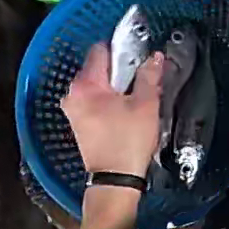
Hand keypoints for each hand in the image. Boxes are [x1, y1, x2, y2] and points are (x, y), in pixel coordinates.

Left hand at [61, 44, 163, 175]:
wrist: (116, 179)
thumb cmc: (128, 141)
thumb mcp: (146, 103)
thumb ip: (149, 75)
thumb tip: (155, 58)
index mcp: (85, 85)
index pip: (100, 51)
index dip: (121, 50)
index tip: (138, 56)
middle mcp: (73, 95)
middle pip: (98, 69)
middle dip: (120, 70)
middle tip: (142, 79)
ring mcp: (74, 111)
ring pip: (98, 86)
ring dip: (116, 87)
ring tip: (137, 97)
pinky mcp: (79, 124)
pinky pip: (95, 101)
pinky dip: (109, 101)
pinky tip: (127, 110)